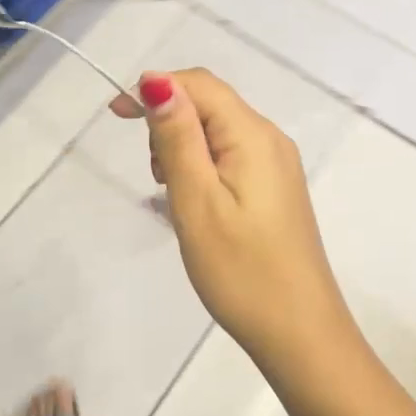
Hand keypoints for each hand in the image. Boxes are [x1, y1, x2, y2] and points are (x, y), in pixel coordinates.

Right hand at [110, 70, 352, 362]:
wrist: (300, 335)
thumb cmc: (242, 271)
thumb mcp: (197, 202)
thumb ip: (177, 138)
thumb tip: (158, 80)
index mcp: (253, 134)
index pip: (199, 84)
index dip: (155, 87)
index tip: (115, 114)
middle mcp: (269, 137)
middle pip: (209, 102)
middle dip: (169, 121)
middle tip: (154, 176)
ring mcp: (276, 163)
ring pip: (217, 129)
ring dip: (183, 146)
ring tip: (172, 195)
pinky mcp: (275, 187)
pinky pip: (230, 154)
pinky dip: (201, 165)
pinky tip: (194, 202)